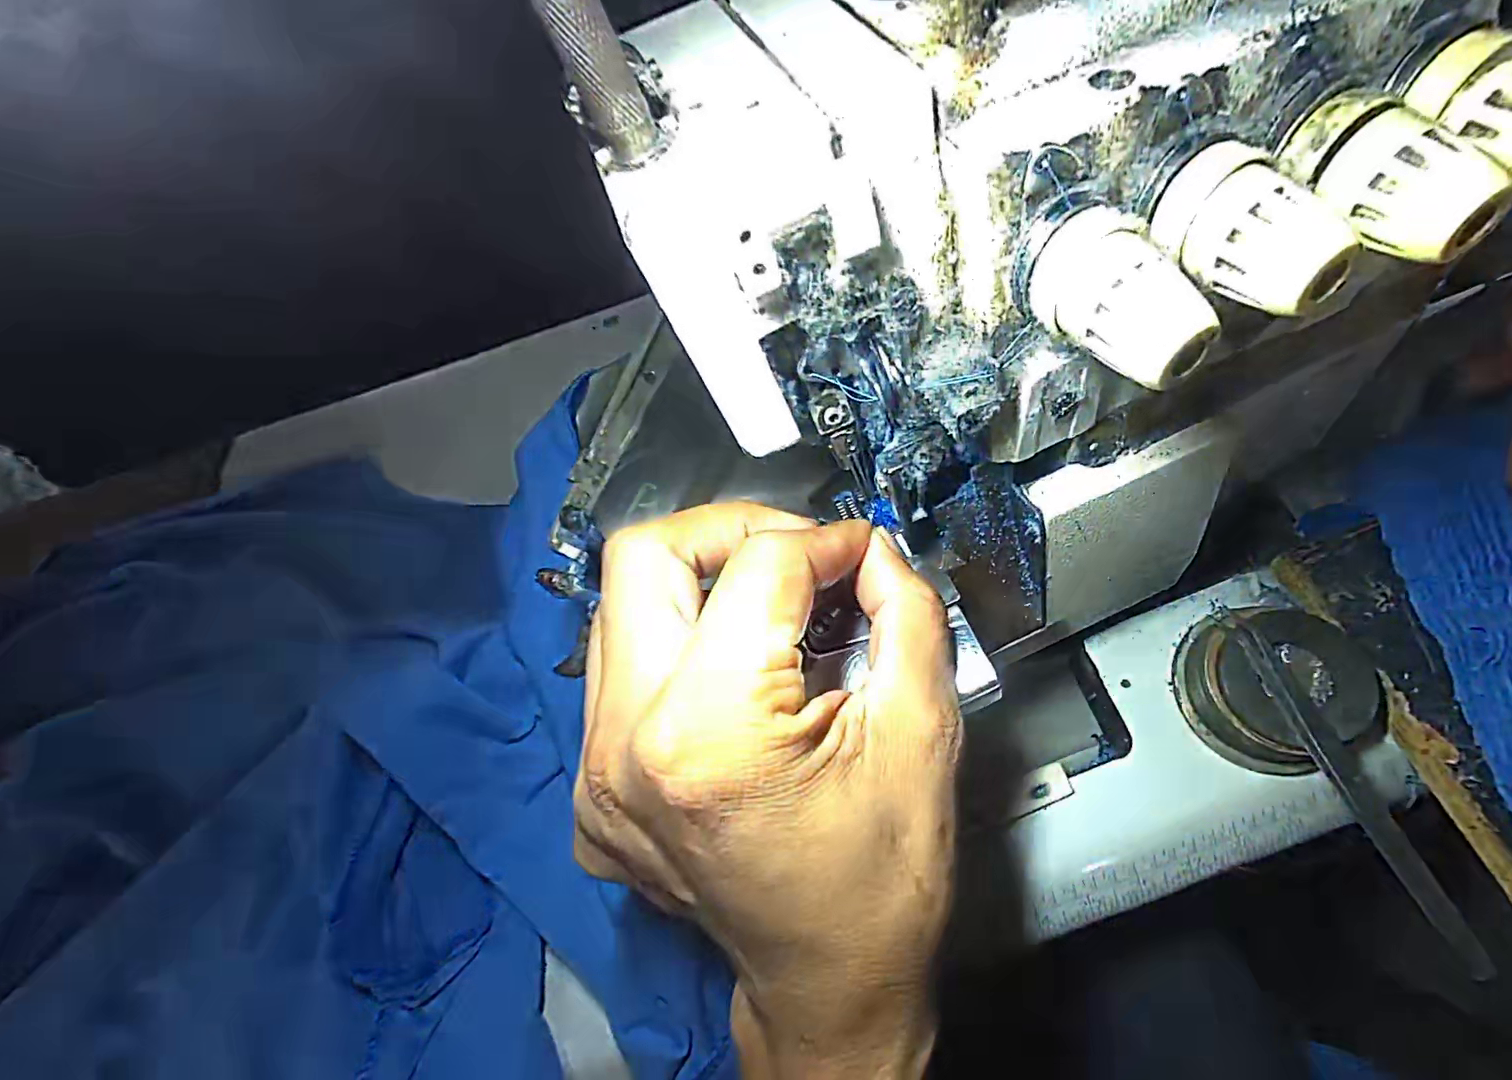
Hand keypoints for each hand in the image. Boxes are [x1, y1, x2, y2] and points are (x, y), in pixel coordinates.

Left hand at [575, 504, 960, 1078]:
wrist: (825, 982)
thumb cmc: (880, 881)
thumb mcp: (921, 733)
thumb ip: (906, 614)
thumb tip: (872, 551)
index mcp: (710, 731)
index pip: (757, 569)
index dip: (824, 541)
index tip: (859, 552)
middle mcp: (625, 742)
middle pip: (644, 554)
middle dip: (729, 529)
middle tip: (793, 551)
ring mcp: (594, 766)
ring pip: (620, 602)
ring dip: (698, 579)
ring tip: (766, 601)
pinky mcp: (590, 780)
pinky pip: (617, 663)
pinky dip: (676, 636)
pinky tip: (730, 662)